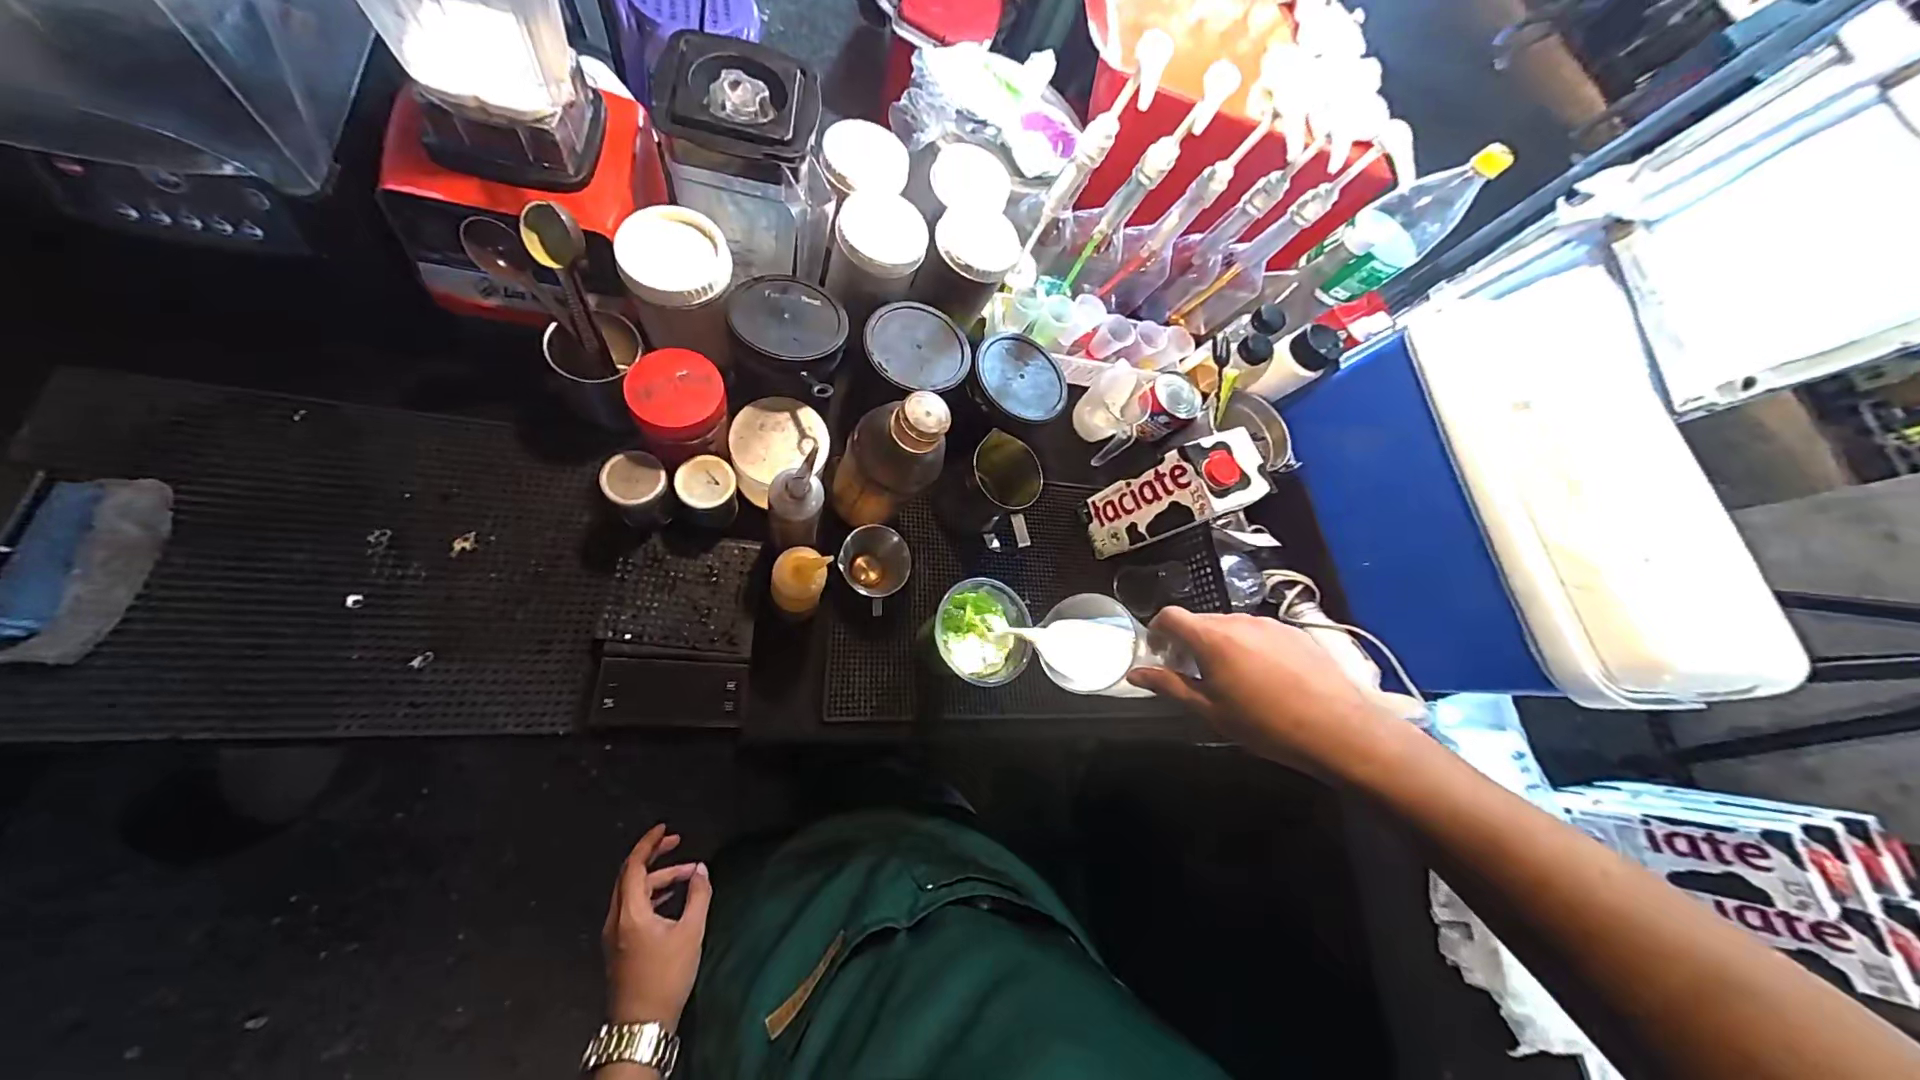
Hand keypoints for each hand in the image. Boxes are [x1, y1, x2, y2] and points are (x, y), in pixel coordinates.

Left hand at [602, 824, 710, 1029]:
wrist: (642, 1024)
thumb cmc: (666, 977)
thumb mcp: (691, 932)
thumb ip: (699, 895)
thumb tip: (701, 870)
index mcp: (629, 912)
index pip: (634, 865)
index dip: (648, 843)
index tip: (664, 829)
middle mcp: (615, 920)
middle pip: (629, 876)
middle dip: (652, 856)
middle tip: (675, 843)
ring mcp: (613, 935)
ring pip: (631, 893)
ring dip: (657, 878)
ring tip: (686, 876)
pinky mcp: (617, 947)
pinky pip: (631, 907)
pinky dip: (650, 895)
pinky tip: (670, 899)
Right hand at [1127, 608, 1407, 779]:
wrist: (1339, 729)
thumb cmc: (1265, 724)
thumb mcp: (1210, 710)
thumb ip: (1169, 686)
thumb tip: (1135, 673)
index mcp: (1211, 638)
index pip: (1170, 615)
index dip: (1158, 631)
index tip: (1159, 654)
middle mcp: (1238, 621)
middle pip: (1200, 621)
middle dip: (1188, 641)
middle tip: (1191, 673)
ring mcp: (1269, 624)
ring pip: (1230, 626)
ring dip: (1219, 644)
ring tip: (1231, 679)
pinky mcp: (1294, 632)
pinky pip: (1258, 632)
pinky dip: (1249, 647)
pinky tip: (1264, 678)